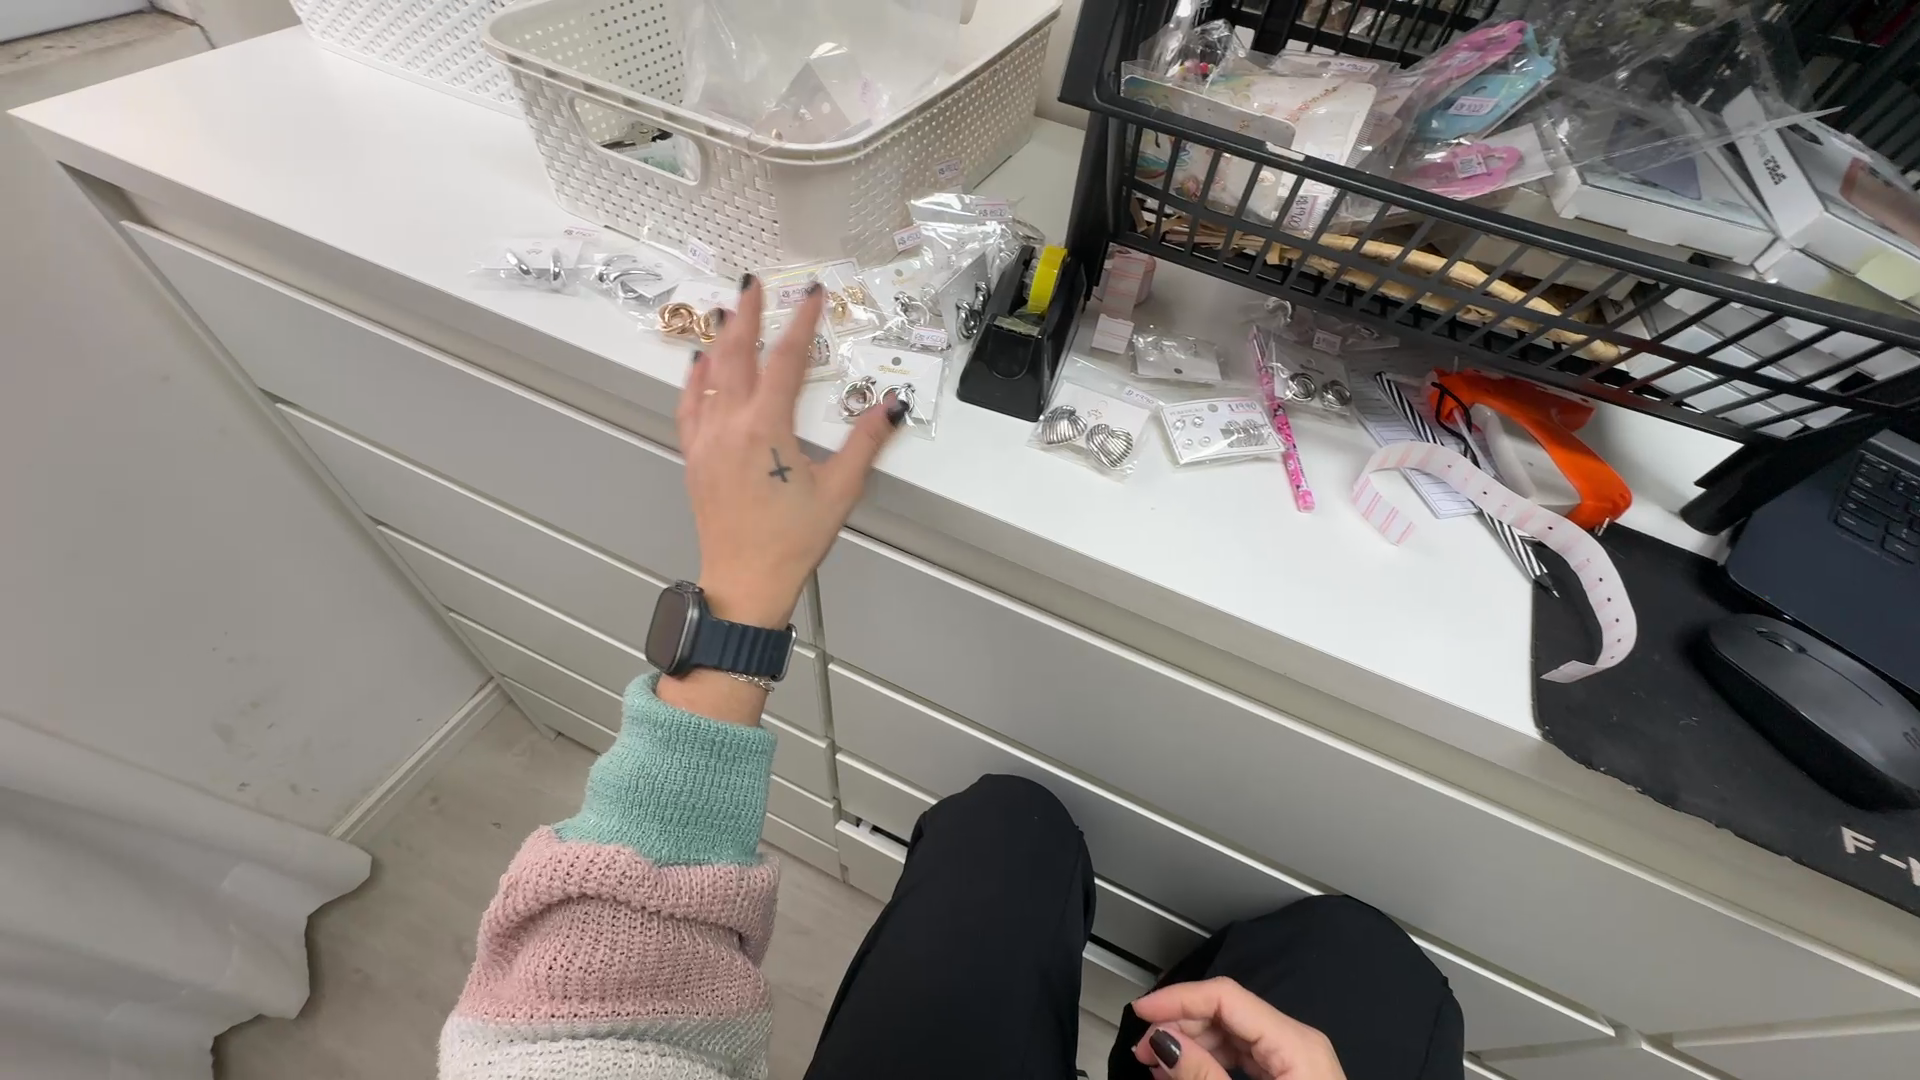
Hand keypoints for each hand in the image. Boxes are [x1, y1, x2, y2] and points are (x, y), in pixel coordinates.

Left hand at [677, 276, 903, 627]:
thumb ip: (865, 443)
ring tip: (726, 311)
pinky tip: (698, 366)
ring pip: (708, 376)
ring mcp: (706, 440)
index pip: (785, 361)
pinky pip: (688, 407)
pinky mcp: (694, 458)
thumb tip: (892, 406)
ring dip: (719, 340)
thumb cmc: (795, 538)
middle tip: (754, 283)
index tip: (812, 294)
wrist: (746, 580)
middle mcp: (729, 424)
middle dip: (748, 315)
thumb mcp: (840, 490)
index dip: (801, 323)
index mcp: (766, 428)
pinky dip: (693, 380)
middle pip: (736, 355)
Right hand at [1131, 978, 1345, 1079]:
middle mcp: (1298, 1043)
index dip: (1178, 998)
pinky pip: (1243, 1057)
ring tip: (1156, 1065)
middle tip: (1143, 1049)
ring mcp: (1296, 1062)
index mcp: (1297, 1045)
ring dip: (1191, 1044)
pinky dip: (1210, 1061)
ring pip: (1231, 1034)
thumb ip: (1203, 1078)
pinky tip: (1185, 1073)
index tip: (1140, 1013)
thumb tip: (1160, 1039)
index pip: (1225, 996)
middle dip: (1180, 1025)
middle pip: (1227, 1012)